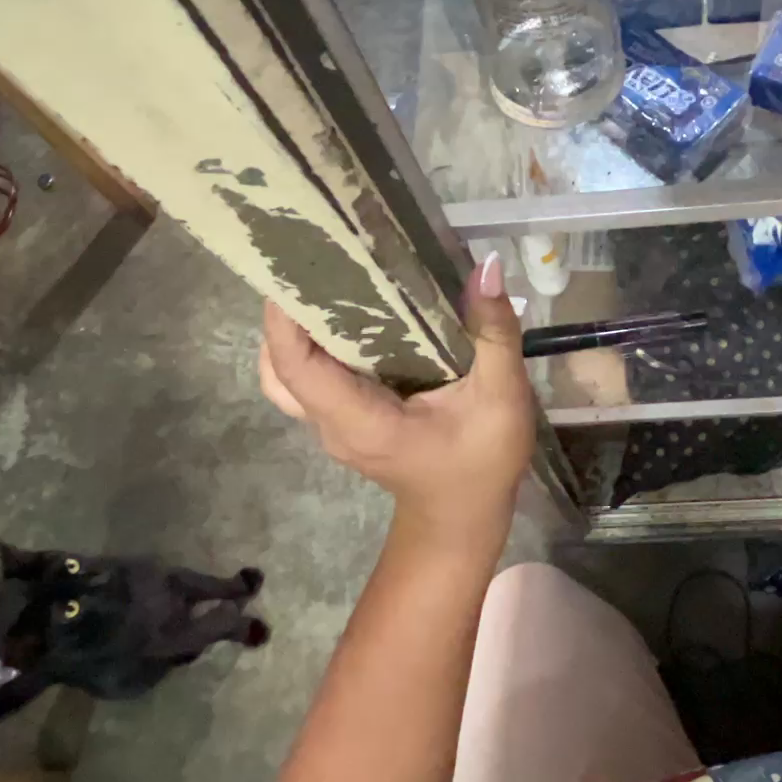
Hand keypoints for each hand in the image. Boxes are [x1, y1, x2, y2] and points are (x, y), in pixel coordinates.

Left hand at [259, 254, 535, 544]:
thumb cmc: (481, 463)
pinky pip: (309, 379)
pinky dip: (313, 346)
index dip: (284, 317)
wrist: (463, 519)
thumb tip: (487, 268)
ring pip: (286, 375)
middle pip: (279, 367)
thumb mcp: (502, 397)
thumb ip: (494, 332)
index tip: (296, 264)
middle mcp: (331, 424)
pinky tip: (347, 314)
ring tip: (326, 284)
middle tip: (315, 262)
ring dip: (295, 330)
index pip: (297, 366)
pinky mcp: (342, 421)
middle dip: (286, 313)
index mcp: (359, 420)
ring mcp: (331, 426)